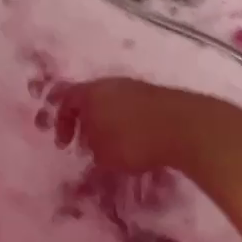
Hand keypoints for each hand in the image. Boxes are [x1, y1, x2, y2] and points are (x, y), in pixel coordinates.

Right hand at [50, 77, 185, 174]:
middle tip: (85, 146)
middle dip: (85, 123)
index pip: (66, 98)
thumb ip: (91, 153)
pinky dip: (125, 122)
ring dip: (106, 124)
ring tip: (109, 148)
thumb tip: (92, 149)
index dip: (61, 121)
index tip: (63, 145)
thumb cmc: (133, 141)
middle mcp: (111, 84)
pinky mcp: (153, 94)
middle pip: (90, 98)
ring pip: (111, 102)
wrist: (180, 124)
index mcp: (91, 93)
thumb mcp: (103, 157)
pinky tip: (133, 141)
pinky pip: (130, 107)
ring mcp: (134, 86)